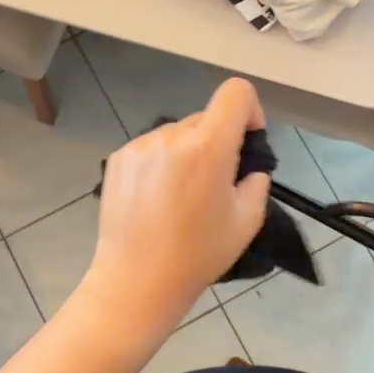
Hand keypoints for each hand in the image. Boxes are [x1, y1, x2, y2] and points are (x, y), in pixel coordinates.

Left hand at [82, 78, 271, 337]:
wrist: (136, 280)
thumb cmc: (197, 255)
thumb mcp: (246, 222)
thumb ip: (255, 183)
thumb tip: (248, 170)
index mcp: (208, 147)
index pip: (236, 92)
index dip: (250, 109)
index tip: (247, 140)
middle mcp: (171, 136)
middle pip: (205, 119)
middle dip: (217, 143)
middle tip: (214, 185)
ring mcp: (140, 145)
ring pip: (176, 135)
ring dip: (186, 154)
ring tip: (180, 197)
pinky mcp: (118, 158)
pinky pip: (151, 149)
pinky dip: (161, 164)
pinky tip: (156, 199)